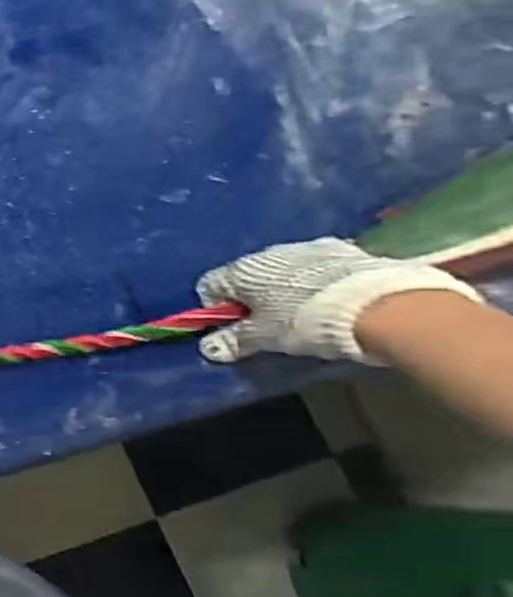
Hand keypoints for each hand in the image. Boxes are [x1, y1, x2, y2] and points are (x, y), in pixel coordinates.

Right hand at [196, 237, 481, 363]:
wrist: (388, 307)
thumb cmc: (306, 321)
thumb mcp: (263, 338)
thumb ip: (232, 341)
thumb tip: (208, 348)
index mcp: (240, 271)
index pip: (210, 286)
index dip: (219, 309)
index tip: (237, 326)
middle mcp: (270, 253)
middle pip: (249, 276)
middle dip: (255, 296)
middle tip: (272, 321)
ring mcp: (314, 248)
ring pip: (287, 270)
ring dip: (288, 287)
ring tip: (309, 310)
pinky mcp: (352, 250)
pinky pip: (323, 267)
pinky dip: (321, 281)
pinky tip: (336, 299)